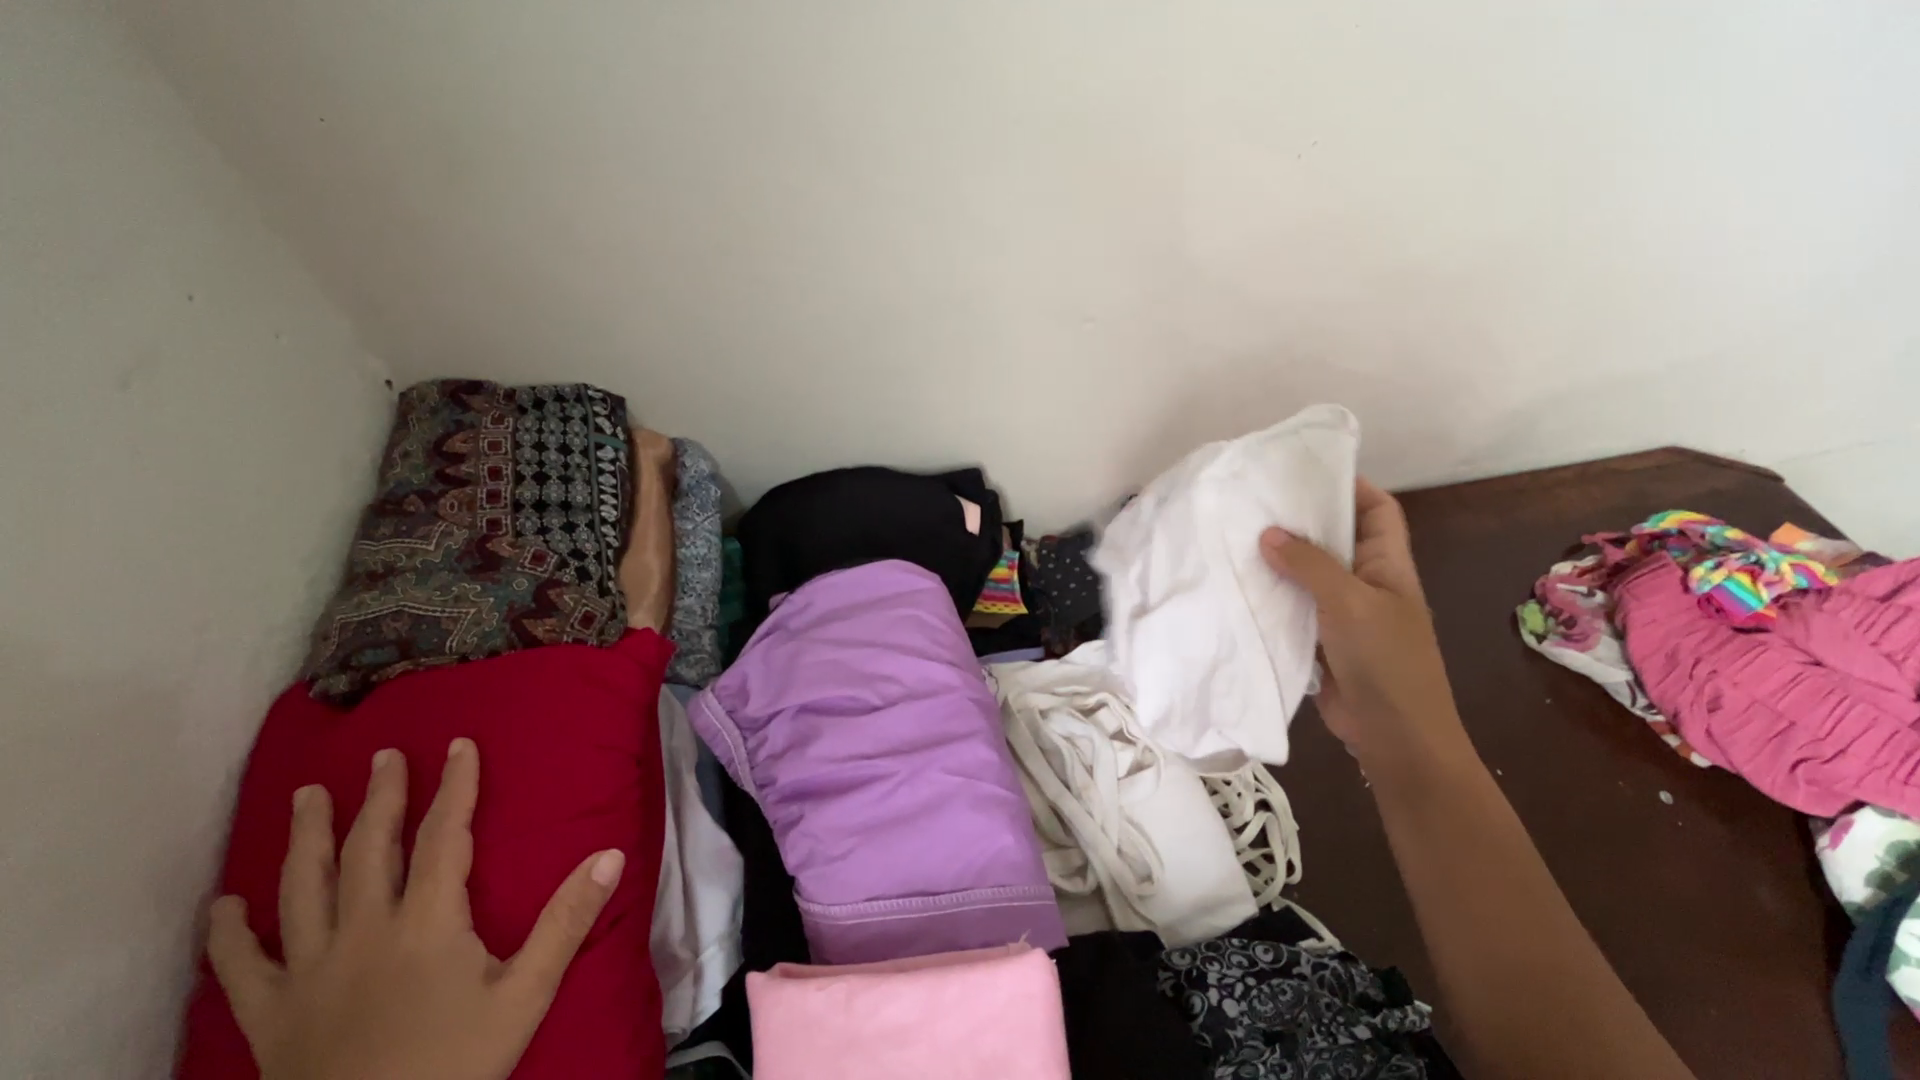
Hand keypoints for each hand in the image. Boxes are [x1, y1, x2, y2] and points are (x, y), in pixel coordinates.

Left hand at [206, 740, 625, 1079]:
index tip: (458, 744)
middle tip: (382, 756)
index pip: (441, 837)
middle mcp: (362, 931)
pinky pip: (241, 966)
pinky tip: (223, 904)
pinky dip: (229, 932)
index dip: (454, 787)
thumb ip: (567, 922)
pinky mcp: (270, 1013)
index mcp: (426, 922)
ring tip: (305, 796)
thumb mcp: (527, 995)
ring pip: (302, 889)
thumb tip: (610, 854)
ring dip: (306, 838)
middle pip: (369, 850)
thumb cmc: (456, 1063)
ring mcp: (309, 970)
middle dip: (379, 797)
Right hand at [1260, 478, 1474, 774]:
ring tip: (1236, 537)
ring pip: (1309, 577)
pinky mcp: (1319, 642)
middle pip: (1335, 540)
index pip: (1377, 511)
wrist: (1394, 735)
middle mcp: (1366, 584)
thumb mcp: (1350, 603)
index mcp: (1388, 566)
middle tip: (1254, 502)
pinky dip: (1270, 599)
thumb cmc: (1385, 661)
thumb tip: (1268, 533)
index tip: (1306, 471)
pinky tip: (1238, 587)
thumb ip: (1310, 565)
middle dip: (1301, 521)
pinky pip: (1293, 610)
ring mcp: (1342, 615)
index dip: (1351, 487)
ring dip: (1279, 562)